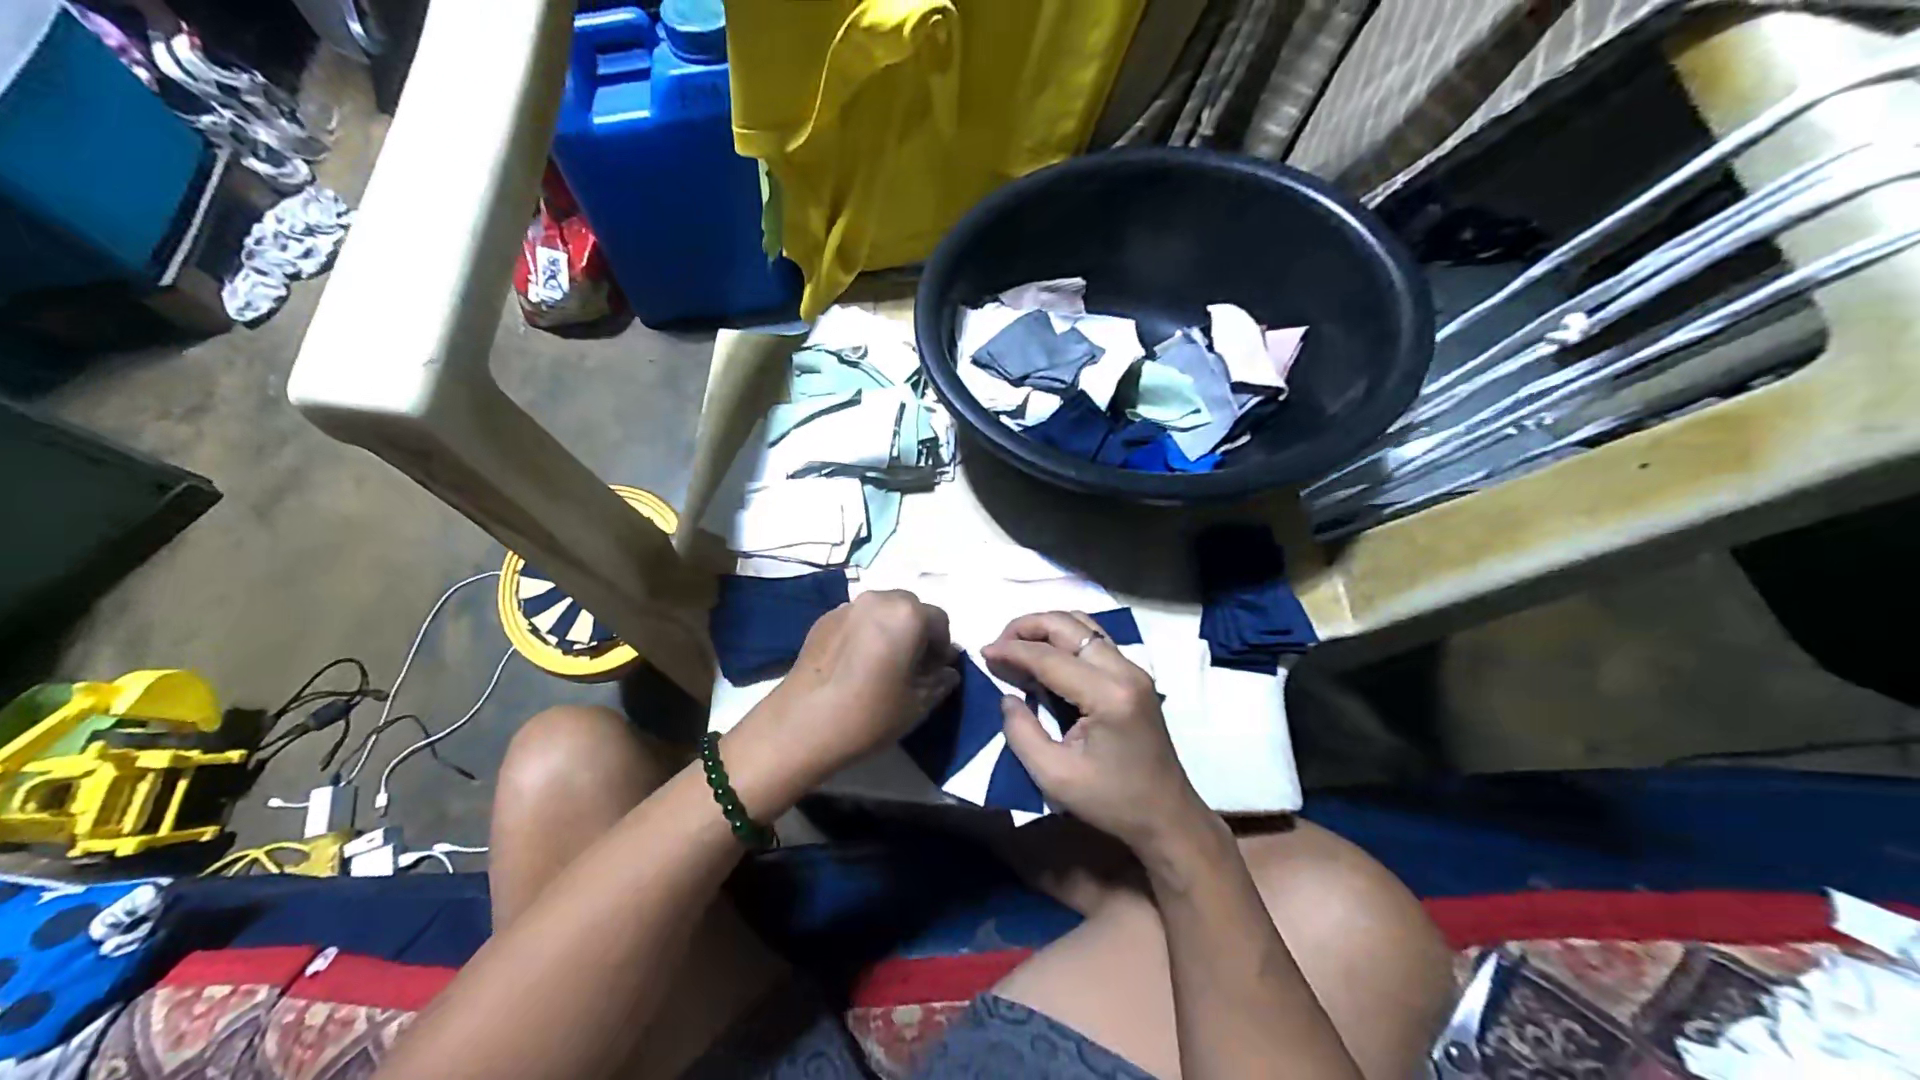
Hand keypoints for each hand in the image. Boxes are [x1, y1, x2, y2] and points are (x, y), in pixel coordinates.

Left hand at [736, 591, 958, 794]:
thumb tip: (946, 672)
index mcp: (907, 613)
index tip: (934, 673)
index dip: (942, 648)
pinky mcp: (822, 620)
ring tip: (882, 666)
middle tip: (911, 667)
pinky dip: (864, 634)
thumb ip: (940, 681)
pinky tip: (856, 666)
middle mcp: (877, 600)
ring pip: (881, 612)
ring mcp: (846, 607)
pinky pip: (856, 620)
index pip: (939, 621)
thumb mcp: (917, 704)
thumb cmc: (869, 713)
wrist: (802, 724)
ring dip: (890, 631)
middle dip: (916, 633)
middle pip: (909, 609)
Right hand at [982, 612, 1216, 852]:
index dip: (1012, 650)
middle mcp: (1125, 671)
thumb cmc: (1111, 802)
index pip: (1050, 657)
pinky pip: (1094, 640)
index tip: (983, 652)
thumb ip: (1021, 732)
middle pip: (1068, 625)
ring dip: (1046, 628)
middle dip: (1027, 627)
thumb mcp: (1054, 776)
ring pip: (1083, 625)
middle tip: (998, 645)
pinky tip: (1044, 657)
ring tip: (1017, 646)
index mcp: (1109, 695)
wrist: (1166, 815)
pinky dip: (1064, 638)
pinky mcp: (1134, 676)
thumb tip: (1007, 697)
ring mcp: (1134, 670)